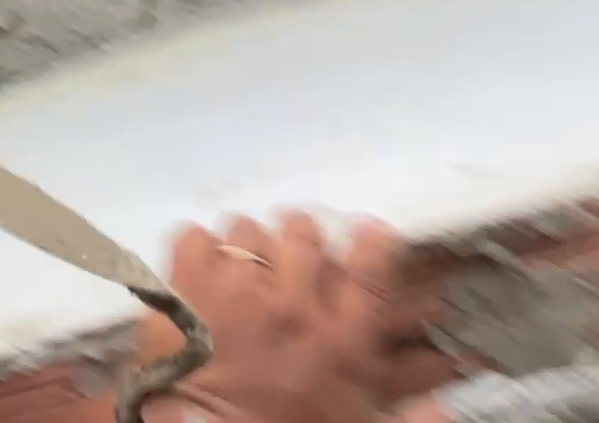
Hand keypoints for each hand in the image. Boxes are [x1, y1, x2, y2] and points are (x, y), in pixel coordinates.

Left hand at [133, 211, 459, 422]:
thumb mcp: (360, 418)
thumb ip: (406, 398)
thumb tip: (446, 381)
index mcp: (339, 339)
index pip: (367, 276)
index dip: (373, 245)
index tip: (371, 226)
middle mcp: (290, 302)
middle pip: (301, 236)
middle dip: (299, 235)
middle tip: (291, 248)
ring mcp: (233, 285)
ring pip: (244, 229)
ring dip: (247, 240)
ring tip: (243, 260)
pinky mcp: (184, 277)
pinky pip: (193, 233)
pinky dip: (200, 242)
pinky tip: (204, 261)